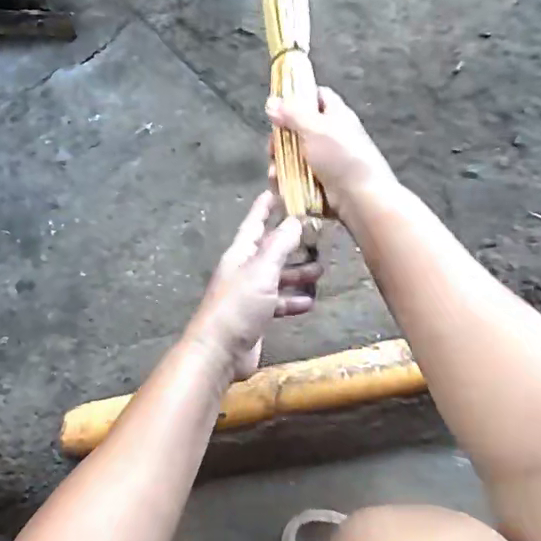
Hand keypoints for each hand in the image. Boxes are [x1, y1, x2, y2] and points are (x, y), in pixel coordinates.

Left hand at [185, 192, 322, 379]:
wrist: (220, 351)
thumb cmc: (238, 305)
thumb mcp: (262, 270)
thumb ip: (280, 244)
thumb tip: (295, 219)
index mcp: (241, 253)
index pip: (255, 222)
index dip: (266, 206)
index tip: (277, 189)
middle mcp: (244, 269)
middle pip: (271, 250)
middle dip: (292, 242)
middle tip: (317, 235)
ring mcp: (249, 294)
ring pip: (277, 276)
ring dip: (297, 273)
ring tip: (320, 269)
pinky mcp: (255, 316)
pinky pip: (278, 302)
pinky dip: (293, 300)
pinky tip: (309, 302)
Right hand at [266, 87, 397, 215]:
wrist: (359, 197)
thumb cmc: (341, 156)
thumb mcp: (315, 128)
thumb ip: (291, 114)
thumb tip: (271, 101)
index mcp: (335, 115)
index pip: (317, 96)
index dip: (298, 96)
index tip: (279, 105)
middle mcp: (329, 134)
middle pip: (296, 127)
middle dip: (280, 138)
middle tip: (272, 147)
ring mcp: (323, 159)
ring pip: (292, 153)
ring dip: (279, 161)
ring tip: (275, 172)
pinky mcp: (317, 180)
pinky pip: (294, 174)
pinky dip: (284, 178)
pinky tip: (279, 183)